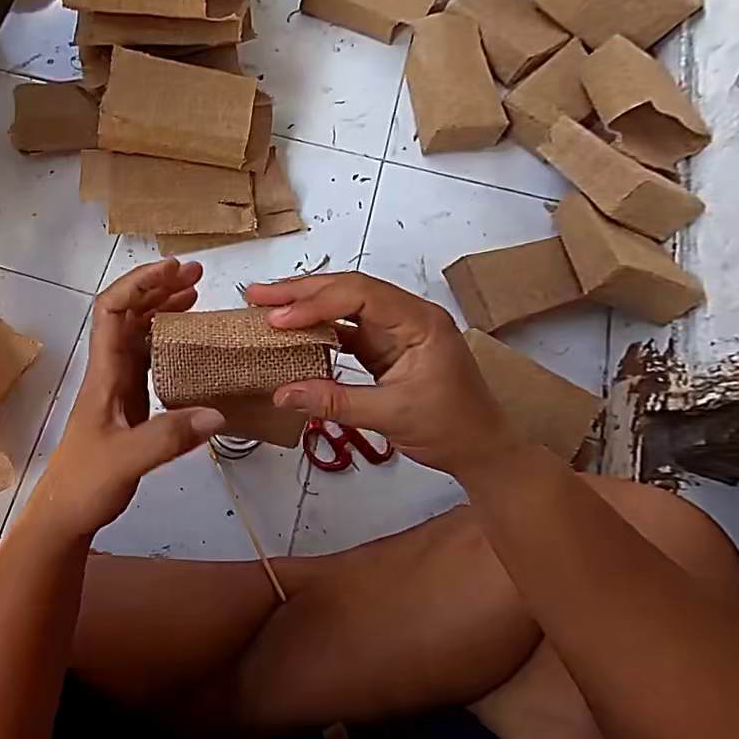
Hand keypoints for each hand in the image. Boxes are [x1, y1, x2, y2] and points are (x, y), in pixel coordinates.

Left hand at [21, 260, 224, 540]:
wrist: (65, 512)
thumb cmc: (85, 483)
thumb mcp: (126, 461)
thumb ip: (168, 438)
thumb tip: (217, 412)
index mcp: (104, 374)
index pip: (112, 311)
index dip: (139, 284)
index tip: (172, 270)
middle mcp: (110, 372)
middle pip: (127, 314)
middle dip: (158, 288)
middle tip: (196, 275)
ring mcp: (119, 387)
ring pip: (138, 334)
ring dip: (163, 310)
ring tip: (196, 295)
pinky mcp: (129, 405)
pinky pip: (149, 360)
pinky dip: (168, 343)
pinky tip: (190, 344)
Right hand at [243, 272, 518, 475]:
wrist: (481, 449)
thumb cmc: (451, 428)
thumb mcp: (391, 415)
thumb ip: (335, 401)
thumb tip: (282, 393)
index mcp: (419, 322)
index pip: (360, 296)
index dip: (315, 304)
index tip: (279, 319)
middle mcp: (405, 316)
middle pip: (347, 289)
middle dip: (300, 291)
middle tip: (257, 295)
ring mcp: (393, 330)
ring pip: (342, 305)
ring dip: (303, 305)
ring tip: (264, 304)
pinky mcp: (382, 346)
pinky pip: (343, 329)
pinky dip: (314, 328)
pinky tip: (289, 331)